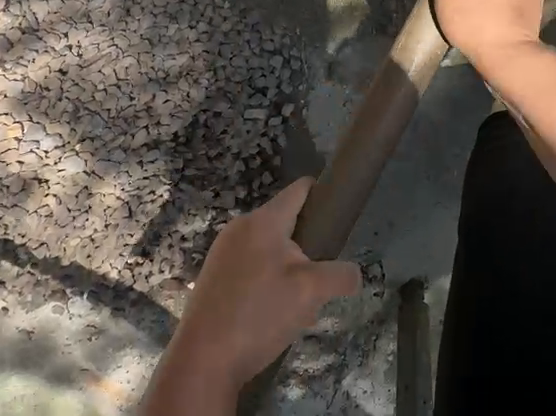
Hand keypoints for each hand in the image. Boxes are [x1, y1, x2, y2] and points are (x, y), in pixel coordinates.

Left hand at [147, 179, 361, 404]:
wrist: (200, 365)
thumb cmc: (259, 315)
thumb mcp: (312, 292)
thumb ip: (341, 276)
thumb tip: (355, 275)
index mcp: (263, 221)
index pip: (301, 189)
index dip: (324, 196)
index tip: (339, 221)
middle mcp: (239, 228)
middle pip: (287, 222)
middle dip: (308, 246)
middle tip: (318, 275)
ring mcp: (221, 253)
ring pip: (269, 248)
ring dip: (288, 268)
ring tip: (296, 301)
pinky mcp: (211, 278)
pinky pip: (250, 267)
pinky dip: (266, 281)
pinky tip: (271, 313)